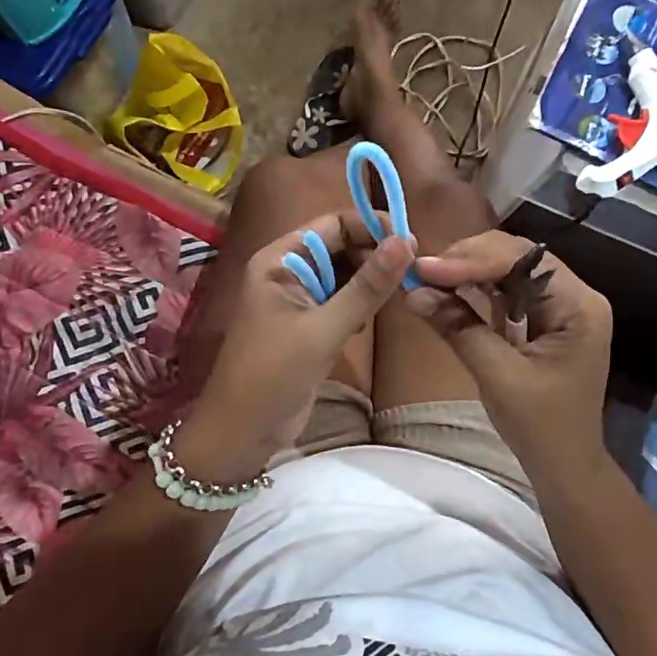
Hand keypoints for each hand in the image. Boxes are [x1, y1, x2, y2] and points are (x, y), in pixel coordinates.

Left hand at [180, 211, 413, 476]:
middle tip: (412, 272)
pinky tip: (371, 320)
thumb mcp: (324, 329)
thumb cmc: (273, 374)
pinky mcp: (310, 325)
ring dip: (371, 281)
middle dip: (375, 255)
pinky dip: (361, 304)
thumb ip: (366, 287)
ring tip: (399, 292)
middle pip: (341, 246)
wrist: (244, 431)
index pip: (332, 224)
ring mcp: (300, 299)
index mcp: (280, 259)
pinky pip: (343, 301)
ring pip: (345, 275)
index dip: (371, 227)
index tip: (411, 241)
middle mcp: (289, 271)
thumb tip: (405, 242)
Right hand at [406, 232, 611, 475]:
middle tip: (422, 271)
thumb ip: (459, 328)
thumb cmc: (540, 427)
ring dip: (469, 271)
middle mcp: (576, 296)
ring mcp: (562, 307)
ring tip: (429, 276)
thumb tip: (412, 293)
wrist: (565, 466)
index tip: (426, 267)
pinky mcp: (545, 320)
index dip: (472, 258)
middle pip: (517, 258)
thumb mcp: (497, 376)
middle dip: (469, 260)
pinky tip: (449, 289)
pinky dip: (477, 290)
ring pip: (510, 271)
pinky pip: (509, 293)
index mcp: (579, 306)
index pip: (523, 261)